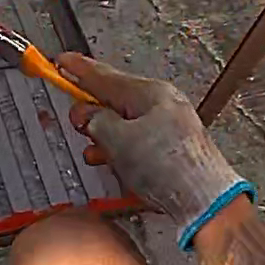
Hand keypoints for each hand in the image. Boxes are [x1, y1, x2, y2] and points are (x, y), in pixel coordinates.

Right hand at [58, 53, 245, 225]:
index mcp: (149, 93)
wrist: (204, 202)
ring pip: (121, 124)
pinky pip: (134, 142)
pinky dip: (118, 151)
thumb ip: (95, 120)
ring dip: (103, 138)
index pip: (105, 76)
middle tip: (78, 125)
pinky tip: (112, 164)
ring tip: (96, 154)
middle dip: (90, 112)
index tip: (61, 62)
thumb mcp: (117, 139)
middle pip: (113, 100)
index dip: (78, 70)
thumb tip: (87, 115)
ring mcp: (166, 127)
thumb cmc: (166, 167)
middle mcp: (160, 105)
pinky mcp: (168, 149)